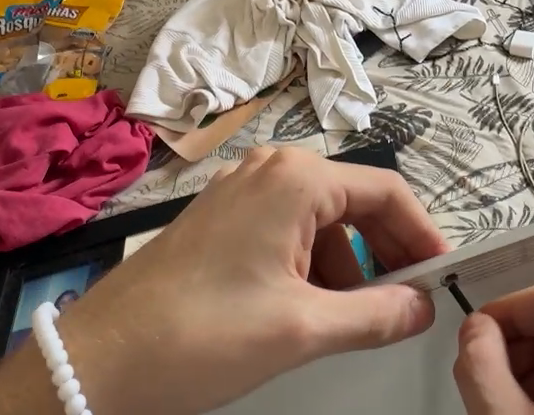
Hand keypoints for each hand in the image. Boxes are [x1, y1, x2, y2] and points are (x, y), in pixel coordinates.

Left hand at [0, 145, 449, 414]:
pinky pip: (286, 228)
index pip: (386, 192)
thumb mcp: (300, 330)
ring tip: (356, 315)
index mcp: (297, 177)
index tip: (443, 275)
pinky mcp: (220, 216)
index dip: (422, 233)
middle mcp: (273, 167)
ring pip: (321, 217)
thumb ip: (375, 316)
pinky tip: (309, 306)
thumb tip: (423, 309)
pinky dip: (311, 263)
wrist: (90, 365)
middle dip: (386, 249)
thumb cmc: (201, 336)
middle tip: (410, 298)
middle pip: (355, 200)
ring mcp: (241, 189)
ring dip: (348, 263)